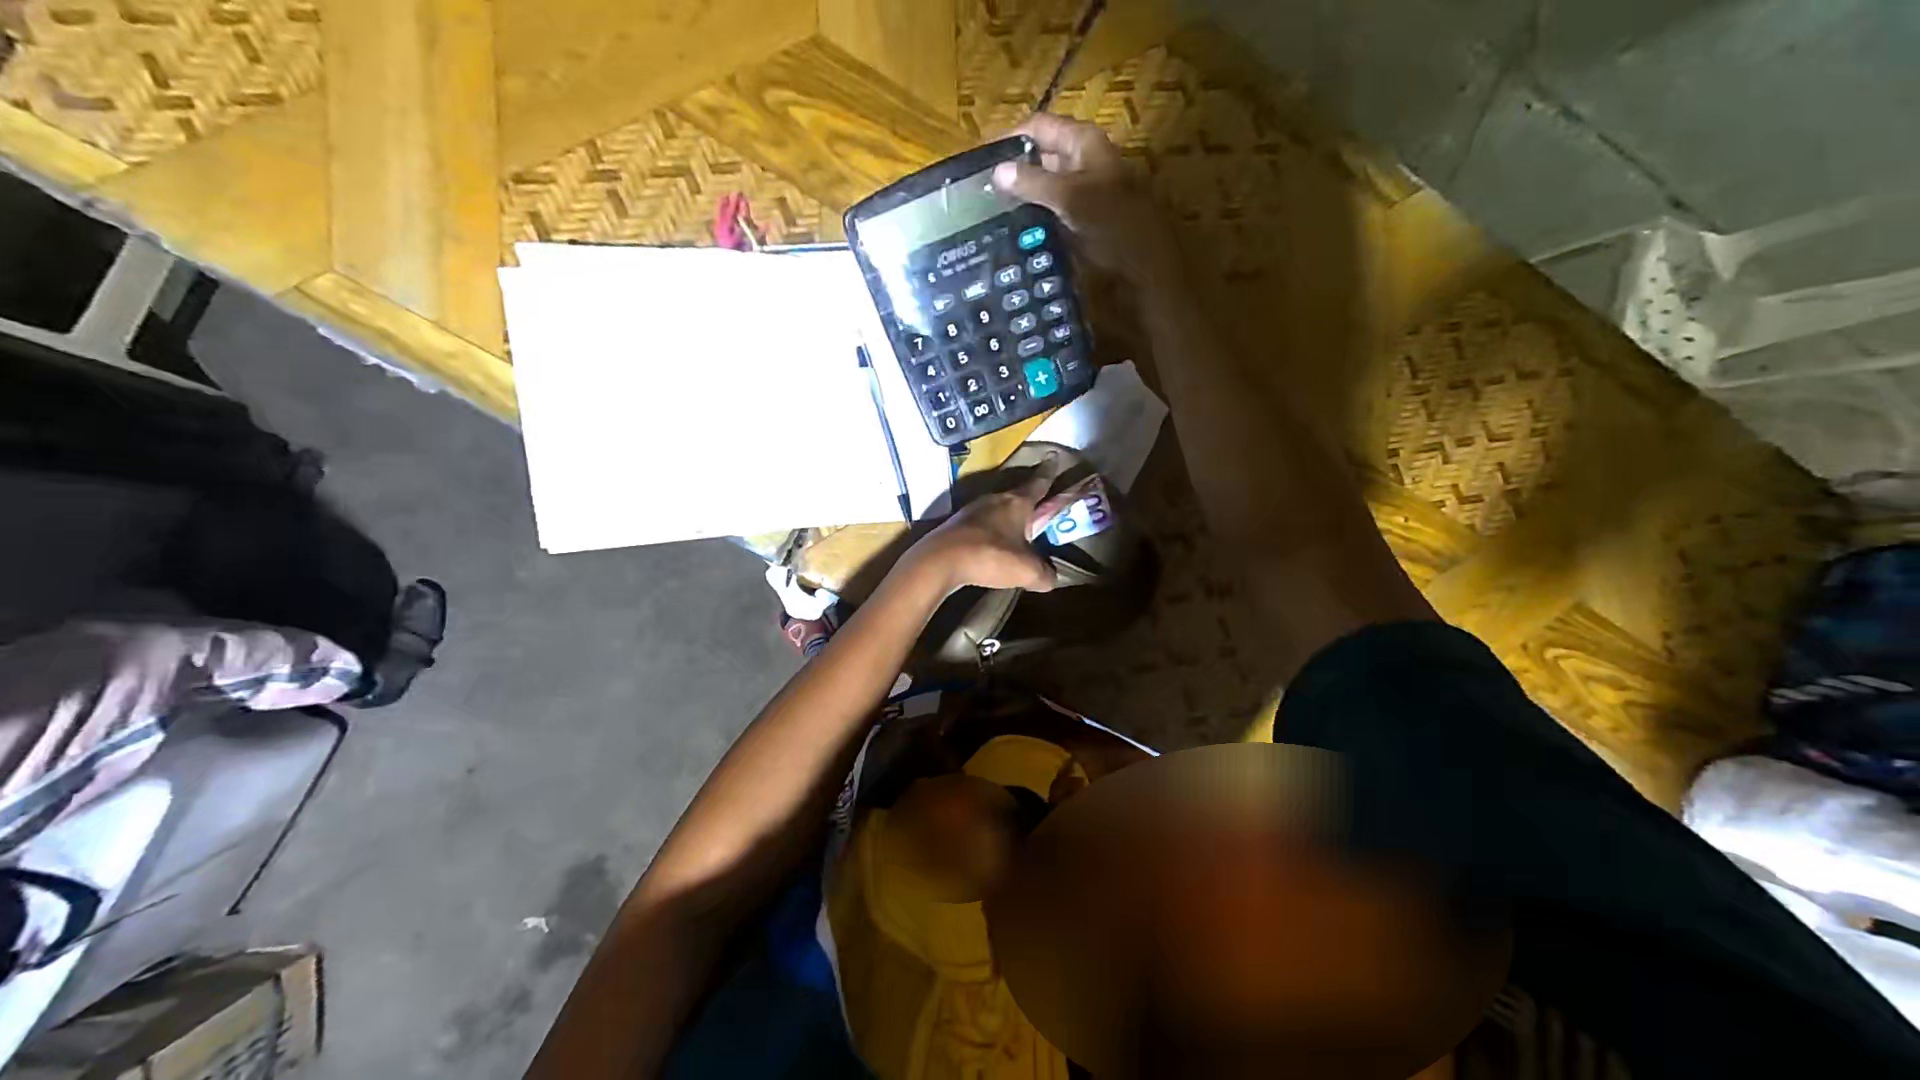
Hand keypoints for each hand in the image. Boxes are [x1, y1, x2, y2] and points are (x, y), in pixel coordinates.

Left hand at [904, 458, 1067, 593]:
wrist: (940, 561)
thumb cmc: (990, 556)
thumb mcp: (1027, 571)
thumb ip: (1045, 574)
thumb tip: (1050, 578)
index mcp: (1016, 502)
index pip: (1039, 482)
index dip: (1049, 472)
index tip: (1053, 457)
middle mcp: (994, 499)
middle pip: (1016, 497)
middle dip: (1027, 502)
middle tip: (1038, 509)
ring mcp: (971, 511)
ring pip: (996, 511)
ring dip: (1006, 519)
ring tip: (1014, 534)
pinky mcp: (955, 525)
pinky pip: (980, 526)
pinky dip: (988, 534)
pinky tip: (990, 547)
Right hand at [991, 113, 1180, 286]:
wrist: (1147, 269)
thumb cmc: (1115, 226)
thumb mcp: (1071, 198)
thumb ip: (1033, 183)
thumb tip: (997, 171)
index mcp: (1084, 143)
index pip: (1038, 126)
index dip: (1008, 137)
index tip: (978, 160)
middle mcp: (1083, 161)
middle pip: (1040, 155)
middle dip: (1012, 169)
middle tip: (978, 191)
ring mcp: (1084, 192)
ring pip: (1044, 185)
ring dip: (1021, 196)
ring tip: (988, 212)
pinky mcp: (1083, 220)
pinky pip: (1050, 211)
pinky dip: (1033, 217)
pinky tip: (1013, 230)